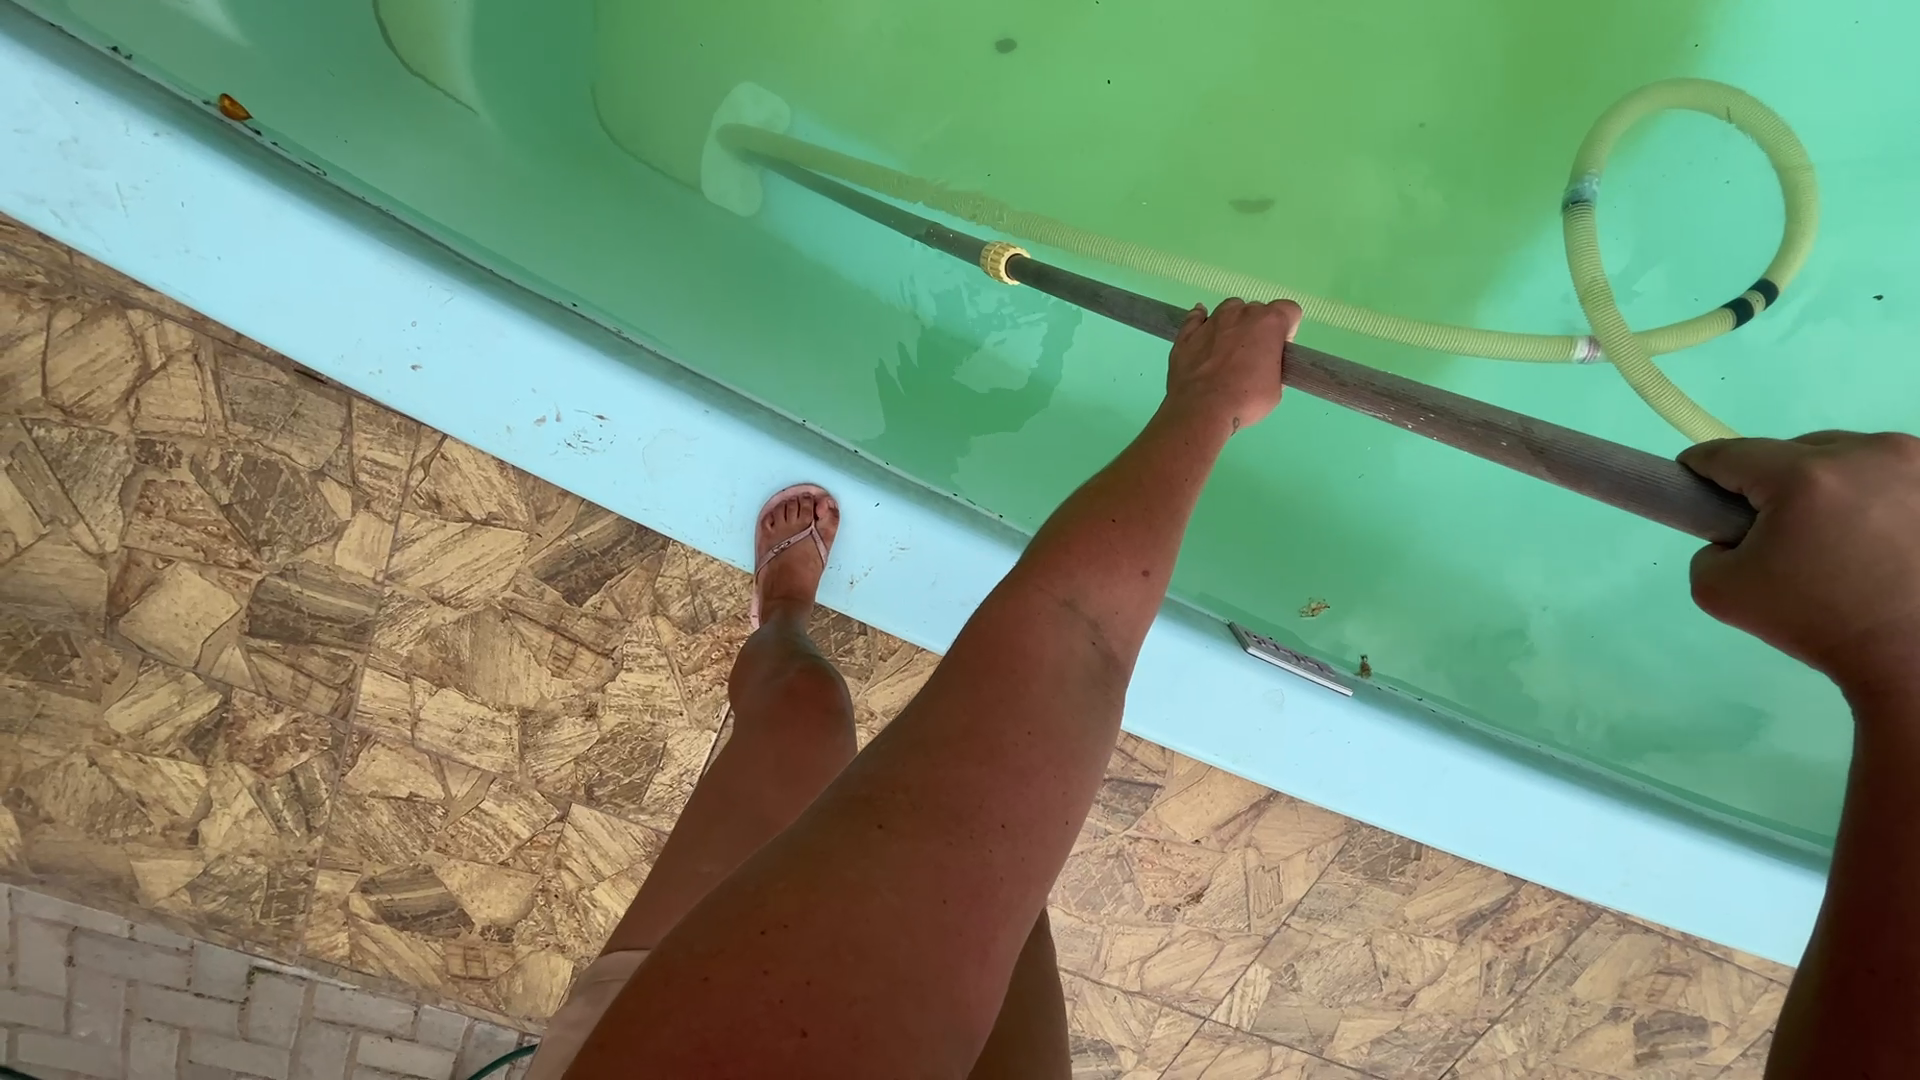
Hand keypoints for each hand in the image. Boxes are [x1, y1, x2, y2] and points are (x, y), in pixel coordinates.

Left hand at [1164, 298, 1300, 432]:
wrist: (1201, 411)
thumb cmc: (1246, 400)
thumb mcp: (1276, 387)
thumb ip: (1274, 365)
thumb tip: (1264, 366)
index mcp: (1269, 322)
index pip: (1288, 310)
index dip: (1286, 330)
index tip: (1279, 349)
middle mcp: (1240, 314)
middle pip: (1256, 310)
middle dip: (1258, 329)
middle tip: (1252, 356)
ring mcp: (1211, 322)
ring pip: (1228, 310)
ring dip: (1232, 323)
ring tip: (1227, 348)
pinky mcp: (1186, 334)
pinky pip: (1195, 317)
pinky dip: (1200, 321)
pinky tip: (1202, 331)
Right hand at [1680, 432, 1919, 696]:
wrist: (1918, 657)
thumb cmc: (1815, 620)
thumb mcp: (1715, 588)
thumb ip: (1708, 546)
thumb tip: (1738, 533)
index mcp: (1804, 477)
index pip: (1726, 453)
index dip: (1697, 472)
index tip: (1695, 496)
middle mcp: (1872, 455)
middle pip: (1793, 451)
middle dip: (1773, 484)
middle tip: (1777, 533)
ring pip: (1850, 458)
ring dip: (1830, 486)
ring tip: (1839, 537)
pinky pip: (1897, 475)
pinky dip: (1879, 496)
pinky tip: (1885, 537)